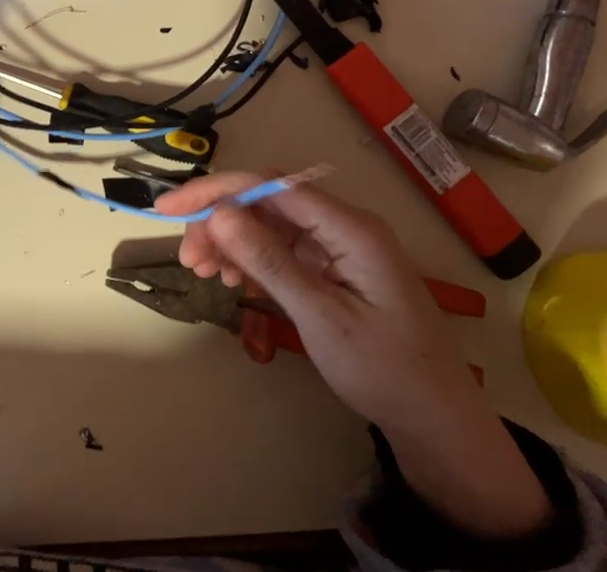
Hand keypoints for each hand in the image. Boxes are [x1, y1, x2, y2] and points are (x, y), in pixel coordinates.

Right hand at [156, 173, 552, 540]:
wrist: (437, 420)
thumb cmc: (384, 368)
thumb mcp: (320, 315)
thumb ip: (269, 260)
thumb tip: (219, 213)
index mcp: (350, 228)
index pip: (270, 186)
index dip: (216, 191)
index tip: (169, 208)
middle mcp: (344, 227)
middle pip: (266, 203)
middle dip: (220, 221)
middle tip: (188, 257)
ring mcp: (339, 248)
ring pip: (270, 226)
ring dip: (231, 242)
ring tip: (203, 271)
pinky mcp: (334, 270)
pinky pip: (283, 250)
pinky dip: (252, 260)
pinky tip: (232, 278)